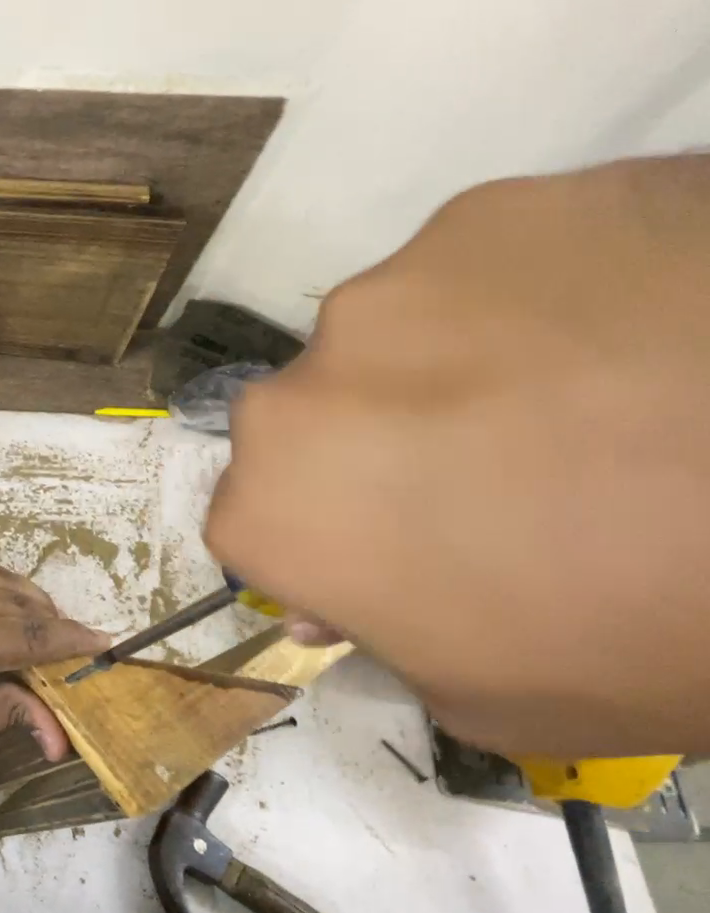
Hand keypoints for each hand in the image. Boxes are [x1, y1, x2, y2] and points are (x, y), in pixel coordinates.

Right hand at [207, 155, 709, 758]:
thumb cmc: (655, 629)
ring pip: (390, 339)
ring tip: (582, 395)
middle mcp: (289, 395)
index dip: (333, 544)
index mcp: (268, 512)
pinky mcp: (500, 210)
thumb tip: (346, 591)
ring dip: (446, 370)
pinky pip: (489, 265)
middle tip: (501, 475)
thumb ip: (385, 639)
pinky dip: (537, 298)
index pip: (260, 525)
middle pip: (310, 424)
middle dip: (373, 452)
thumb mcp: (493, 699)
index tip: (413, 556)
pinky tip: (634, 329)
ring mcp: (391, 292)